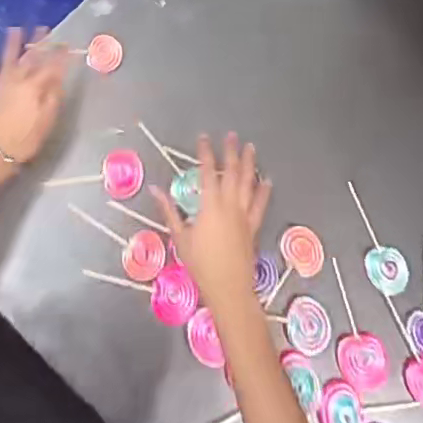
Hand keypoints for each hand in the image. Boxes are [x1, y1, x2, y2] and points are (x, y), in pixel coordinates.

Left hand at [0, 27, 70, 163]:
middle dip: (39, 43)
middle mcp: (18, 81)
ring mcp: (1, 84)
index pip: (52, 67)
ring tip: (15, 29)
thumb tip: (57, 79)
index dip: (60, 55)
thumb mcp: (47, 120)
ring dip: (12, 44)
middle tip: (45, 29)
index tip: (66, 44)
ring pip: (8, 59)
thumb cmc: (27, 139)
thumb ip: (53, 97)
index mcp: (35, 88)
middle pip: (31, 58)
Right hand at [154, 134, 273, 302]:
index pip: (207, 172)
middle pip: (232, 173)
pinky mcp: (253, 226)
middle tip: (232, 136)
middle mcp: (230, 205)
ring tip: (250, 148)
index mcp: (210, 206)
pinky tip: (267, 180)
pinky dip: (264, 191)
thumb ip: (169, 211)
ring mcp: (244, 215)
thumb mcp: (180, 237)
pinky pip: (261, 204)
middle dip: (231, 152)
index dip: (205, 153)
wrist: (228, 287)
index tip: (203, 138)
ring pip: (249, 184)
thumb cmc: (200, 264)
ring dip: (249, 164)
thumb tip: (155, 190)